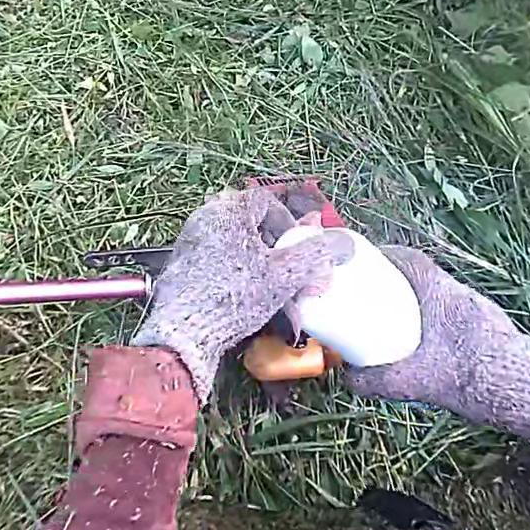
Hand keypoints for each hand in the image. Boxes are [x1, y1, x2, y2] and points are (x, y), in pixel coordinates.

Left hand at [132, 188, 353, 401]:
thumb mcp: (286, 273)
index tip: (300, 248)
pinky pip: (220, 264)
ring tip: (282, 300)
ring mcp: (191, 243)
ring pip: (238, 249)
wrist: (184, 329)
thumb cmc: (235, 294)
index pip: (264, 200)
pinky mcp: (184, 266)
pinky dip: (242, 278)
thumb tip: (344, 242)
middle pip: (252, 226)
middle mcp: (204, 219)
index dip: (289, 221)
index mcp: (226, 211)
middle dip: (280, 253)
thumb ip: (318, 253)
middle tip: (295, 278)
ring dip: (265, 270)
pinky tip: (254, 305)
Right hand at [345, 247, 529, 468]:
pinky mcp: (496, 331)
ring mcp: (484, 313)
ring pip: (442, 295)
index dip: (385, 255)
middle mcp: (465, 296)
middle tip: (371, 293)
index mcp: (443, 295)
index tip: (364, 261)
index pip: (411, 259)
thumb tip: (347, 379)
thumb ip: (377, 381)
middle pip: (424, 275)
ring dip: (417, 301)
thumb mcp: (417, 384)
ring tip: (395, 318)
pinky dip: (436, 318)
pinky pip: (456, 313)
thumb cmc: (478, 383)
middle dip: (395, 280)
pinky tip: (430, 343)